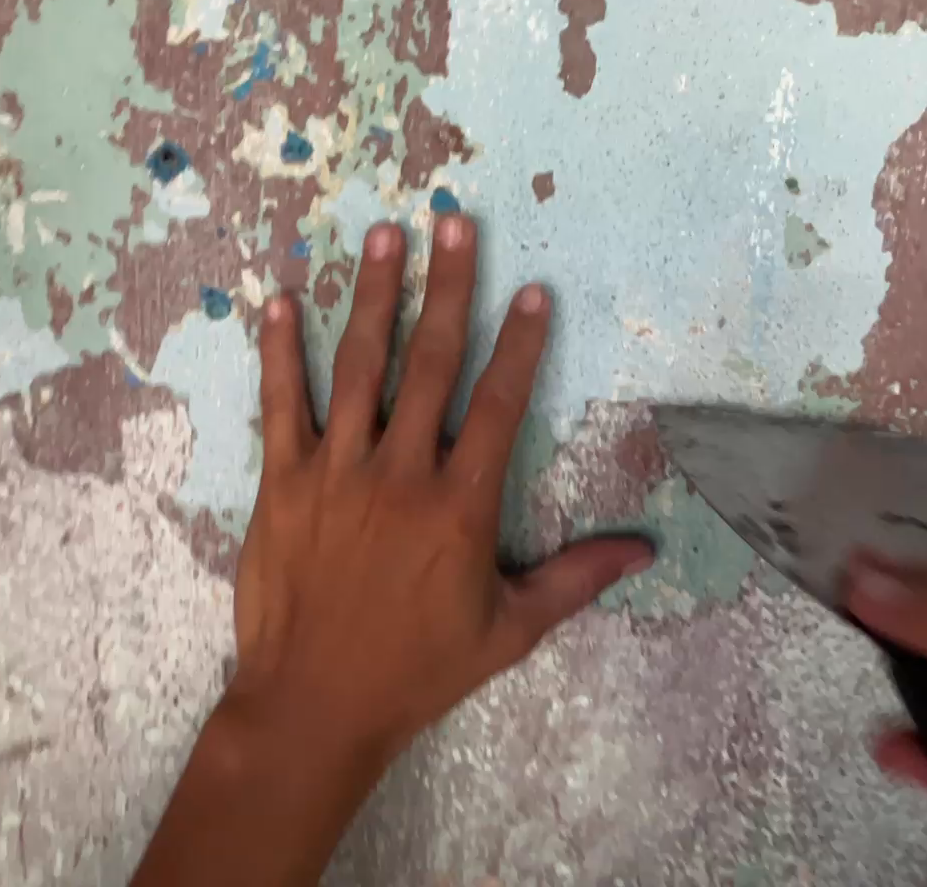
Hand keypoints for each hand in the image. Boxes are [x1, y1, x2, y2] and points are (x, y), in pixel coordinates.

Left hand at [132, 216, 653, 886]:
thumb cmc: (419, 668)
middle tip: (455, 223)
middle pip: (430, 364)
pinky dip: (280, 351)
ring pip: (358, 368)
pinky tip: (281, 301)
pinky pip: (282, 404)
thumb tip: (647, 549)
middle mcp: (400, 472)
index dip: (519, 345)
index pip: (499, 405)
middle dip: (447, 289)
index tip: (531, 291)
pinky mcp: (282, 481)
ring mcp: (336, 471)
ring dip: (374, 298)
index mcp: (459, 504)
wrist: (314, 703)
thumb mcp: (510, 631)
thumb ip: (576, 579)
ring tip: (385, 237)